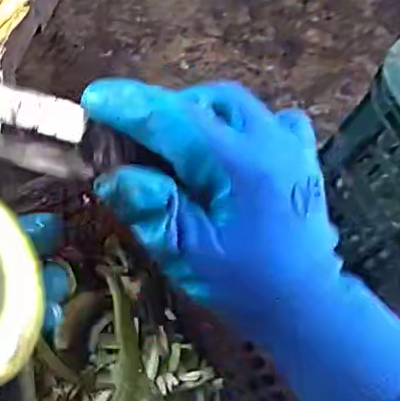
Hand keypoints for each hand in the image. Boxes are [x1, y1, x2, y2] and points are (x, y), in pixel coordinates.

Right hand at [81, 79, 399, 400]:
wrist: (306, 302)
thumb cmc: (245, 284)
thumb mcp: (187, 253)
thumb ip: (151, 209)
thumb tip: (113, 175)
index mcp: (238, 165)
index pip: (172, 119)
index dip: (129, 105)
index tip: (93, 97)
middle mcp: (268, 139)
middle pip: (199, 102)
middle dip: (156, 111)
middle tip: (122, 137)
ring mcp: (289, 141)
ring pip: (227, 105)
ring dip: (187, 115)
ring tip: (161, 146)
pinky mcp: (297, 151)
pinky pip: (256, 118)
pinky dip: (224, 124)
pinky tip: (211, 148)